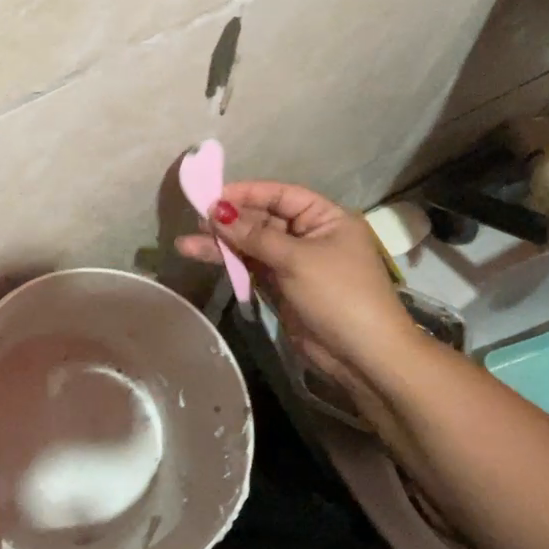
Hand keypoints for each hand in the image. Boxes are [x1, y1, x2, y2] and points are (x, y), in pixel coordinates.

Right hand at [175, 181, 417, 374]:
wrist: (362, 355)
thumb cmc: (338, 295)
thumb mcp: (297, 259)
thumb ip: (255, 236)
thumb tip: (217, 213)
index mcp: (326, 218)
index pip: (282, 195)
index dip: (248, 194)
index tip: (213, 196)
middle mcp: (310, 235)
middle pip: (263, 220)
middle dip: (230, 220)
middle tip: (195, 219)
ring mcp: (294, 263)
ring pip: (252, 245)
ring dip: (221, 244)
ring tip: (186, 243)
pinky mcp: (282, 287)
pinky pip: (251, 267)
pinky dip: (229, 264)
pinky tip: (202, 257)